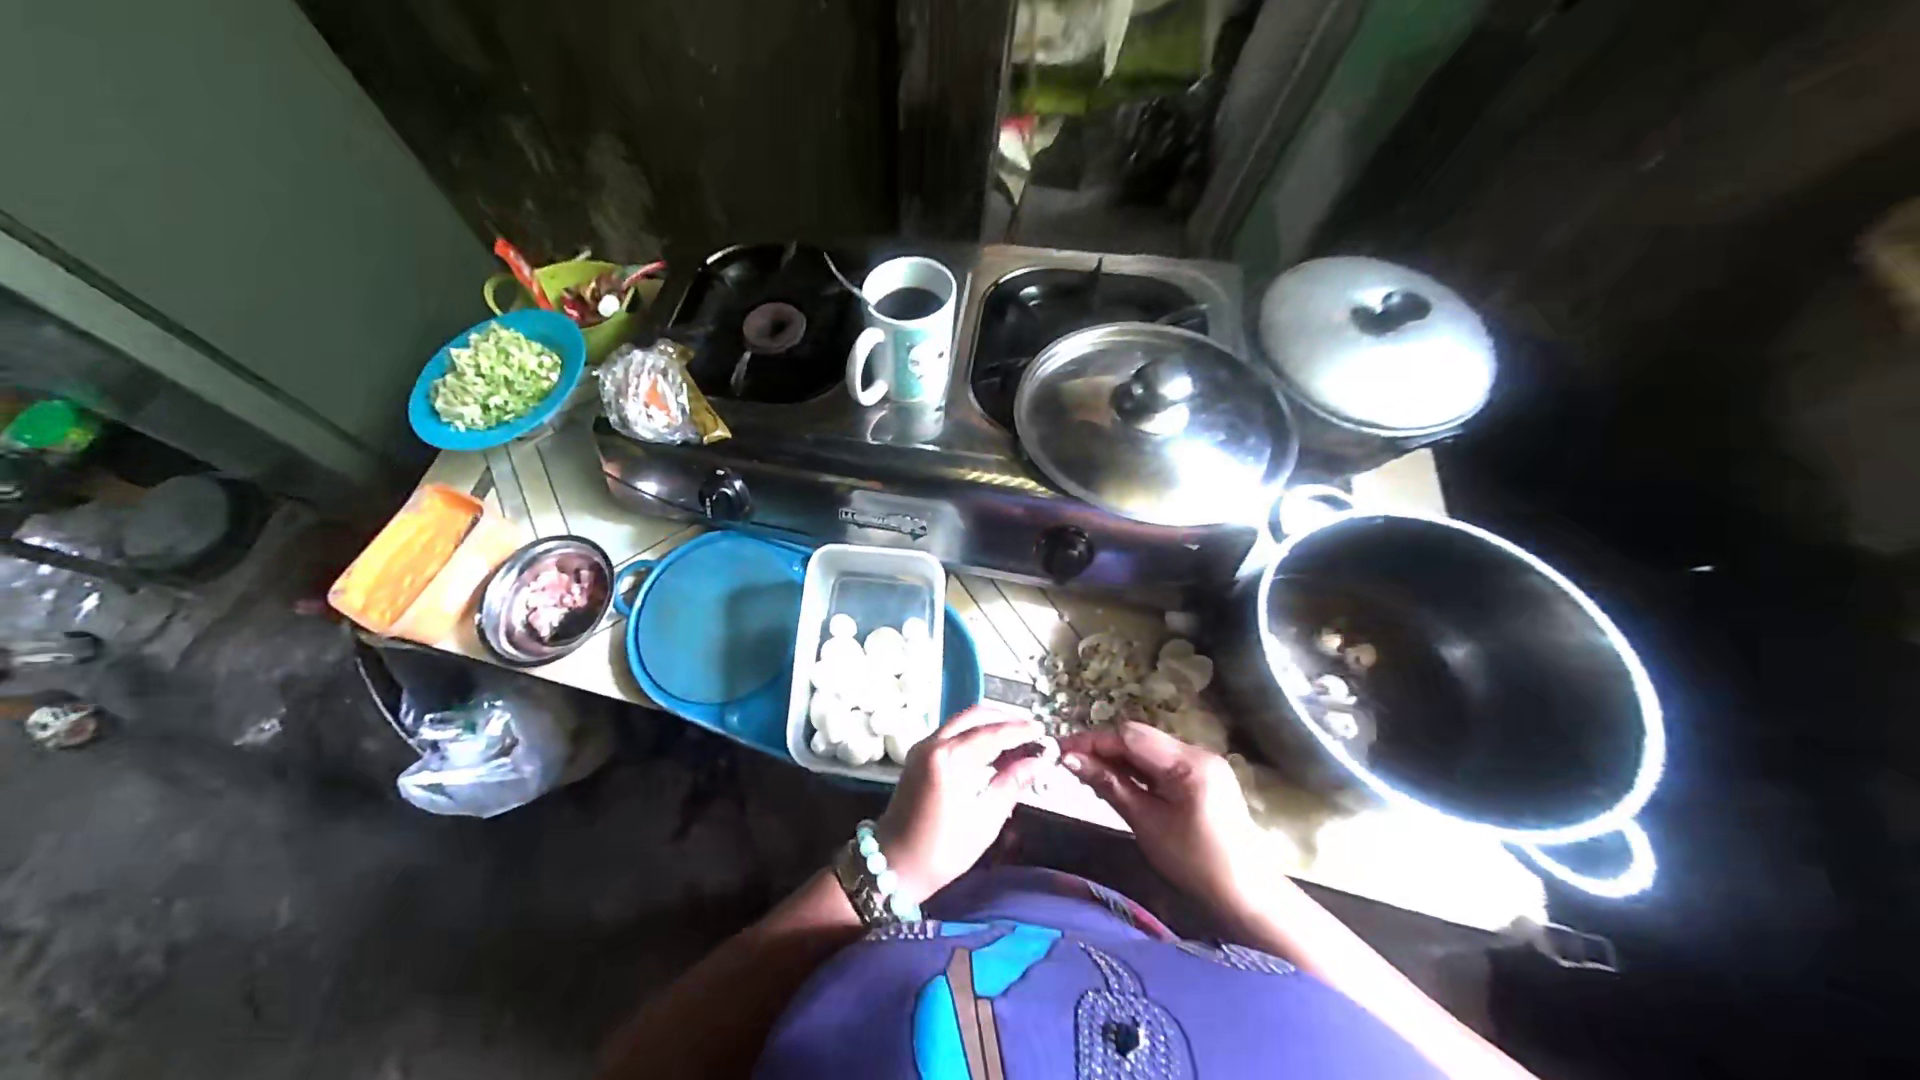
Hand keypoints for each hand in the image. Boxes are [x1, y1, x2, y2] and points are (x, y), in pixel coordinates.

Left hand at [875, 706, 1049, 905]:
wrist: (893, 866)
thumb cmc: (942, 851)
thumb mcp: (985, 820)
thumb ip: (1012, 784)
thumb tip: (1038, 762)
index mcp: (948, 759)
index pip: (991, 733)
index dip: (1020, 731)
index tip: (1042, 731)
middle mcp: (932, 743)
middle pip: (975, 716)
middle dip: (1005, 719)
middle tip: (1030, 732)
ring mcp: (922, 747)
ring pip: (962, 721)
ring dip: (990, 725)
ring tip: (1016, 740)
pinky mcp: (919, 755)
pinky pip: (952, 733)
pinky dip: (974, 734)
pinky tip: (993, 750)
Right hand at [1060, 721, 1279, 920]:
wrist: (1247, 895)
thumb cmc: (1195, 863)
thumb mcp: (1145, 823)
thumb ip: (1109, 785)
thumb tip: (1070, 760)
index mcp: (1188, 762)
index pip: (1130, 737)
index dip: (1092, 740)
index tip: (1060, 749)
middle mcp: (1197, 752)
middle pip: (1139, 738)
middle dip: (1103, 747)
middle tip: (1070, 763)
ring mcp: (1203, 762)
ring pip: (1149, 748)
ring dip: (1118, 757)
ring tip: (1087, 772)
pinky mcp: (1203, 775)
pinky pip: (1161, 762)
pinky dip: (1137, 768)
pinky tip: (1117, 780)